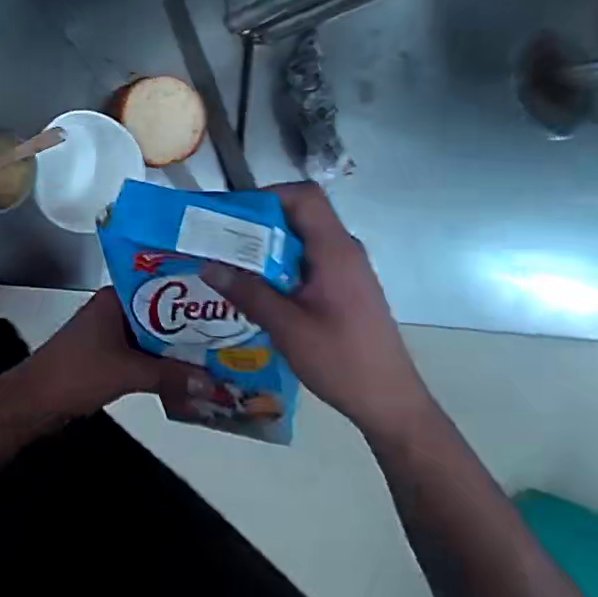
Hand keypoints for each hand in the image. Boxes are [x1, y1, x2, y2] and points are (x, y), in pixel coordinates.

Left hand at [17, 287, 211, 418]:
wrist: (35, 403)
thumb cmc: (77, 373)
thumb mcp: (127, 372)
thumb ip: (171, 375)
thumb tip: (214, 382)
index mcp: (116, 298)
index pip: (160, 285)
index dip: (191, 293)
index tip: (224, 300)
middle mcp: (115, 310)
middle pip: (161, 314)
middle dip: (191, 325)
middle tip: (231, 330)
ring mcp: (111, 334)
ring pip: (154, 336)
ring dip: (179, 348)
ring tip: (219, 352)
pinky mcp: (109, 356)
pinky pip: (145, 355)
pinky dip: (164, 364)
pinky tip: (190, 374)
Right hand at [198, 182, 434, 434]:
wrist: (390, 401)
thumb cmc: (341, 360)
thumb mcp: (286, 327)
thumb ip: (247, 292)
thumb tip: (207, 264)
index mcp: (334, 250)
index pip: (303, 196)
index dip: (267, 195)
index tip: (231, 214)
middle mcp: (344, 250)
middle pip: (299, 215)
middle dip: (257, 223)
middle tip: (220, 241)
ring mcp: (347, 269)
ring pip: (301, 239)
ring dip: (267, 247)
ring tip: (231, 266)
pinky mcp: (345, 288)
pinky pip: (308, 261)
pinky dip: (280, 265)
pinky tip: (258, 292)